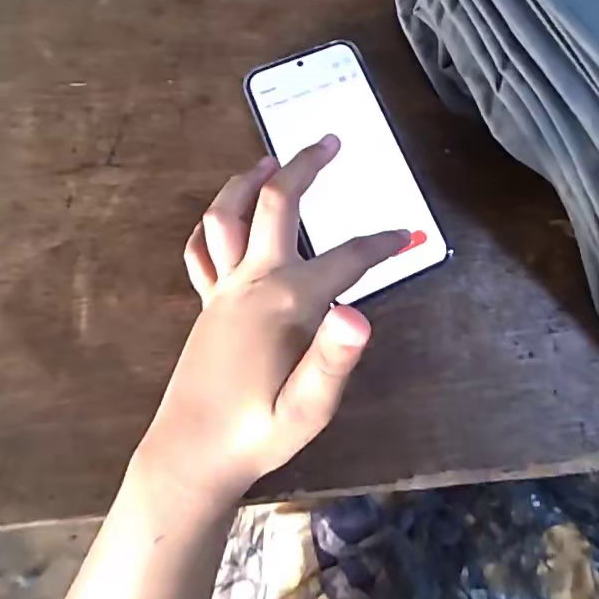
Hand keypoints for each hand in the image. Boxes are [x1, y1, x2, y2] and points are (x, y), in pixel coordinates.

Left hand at [135, 136, 408, 505]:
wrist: (191, 458)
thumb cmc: (258, 432)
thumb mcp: (309, 408)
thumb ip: (335, 359)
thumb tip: (361, 312)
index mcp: (287, 300)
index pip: (348, 258)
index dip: (382, 243)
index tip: (407, 235)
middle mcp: (254, 279)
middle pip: (277, 202)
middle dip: (306, 165)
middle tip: (330, 140)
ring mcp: (225, 286)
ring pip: (228, 214)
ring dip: (251, 180)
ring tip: (272, 159)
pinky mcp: (208, 300)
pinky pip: (202, 249)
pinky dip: (213, 224)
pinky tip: (225, 216)